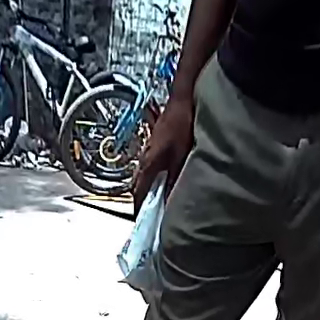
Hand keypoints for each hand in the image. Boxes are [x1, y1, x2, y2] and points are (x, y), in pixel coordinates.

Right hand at [132, 93, 194, 211]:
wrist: (182, 97)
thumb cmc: (182, 123)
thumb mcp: (181, 155)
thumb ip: (174, 179)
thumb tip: (169, 200)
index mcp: (148, 165)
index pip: (138, 194)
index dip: (139, 210)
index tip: (141, 223)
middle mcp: (143, 160)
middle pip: (137, 187)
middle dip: (141, 202)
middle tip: (148, 215)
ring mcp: (147, 151)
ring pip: (142, 177)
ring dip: (146, 189)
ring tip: (154, 200)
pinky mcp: (154, 144)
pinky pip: (148, 167)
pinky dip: (152, 178)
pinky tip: (161, 180)